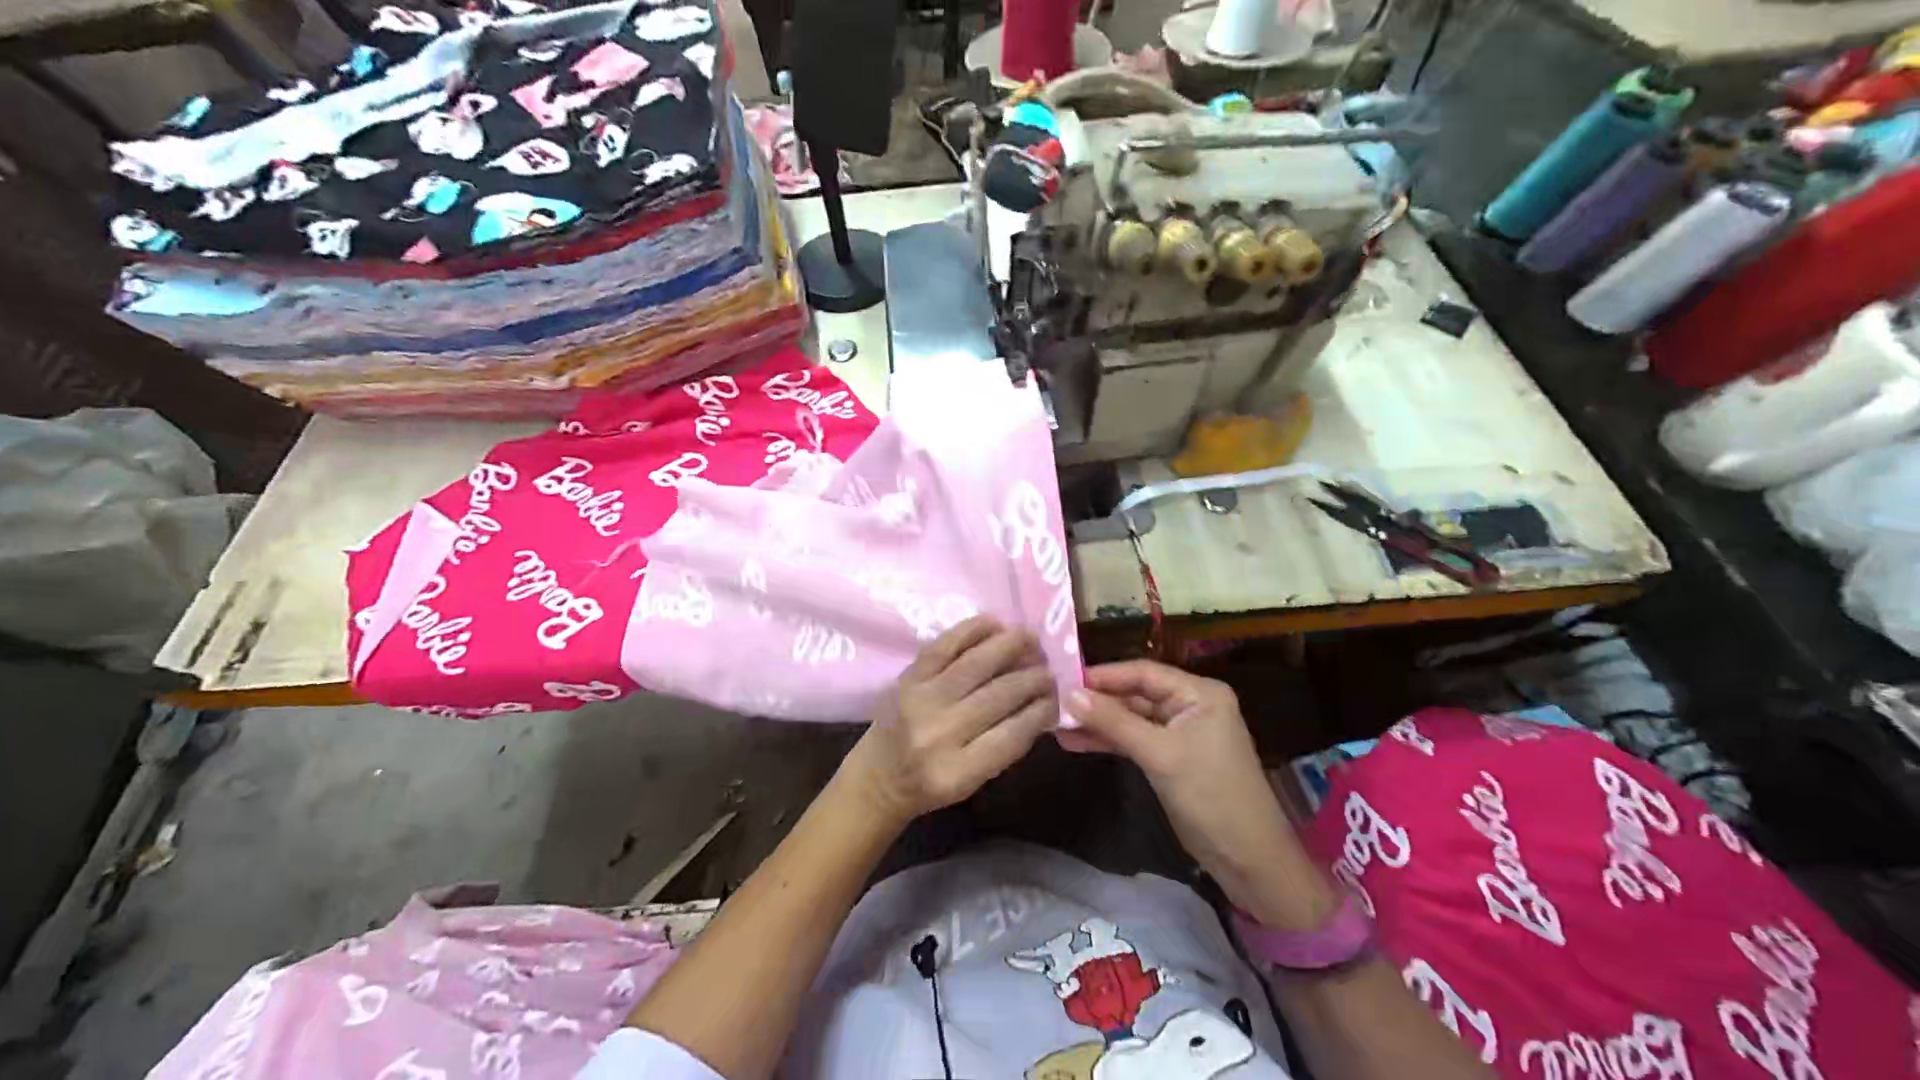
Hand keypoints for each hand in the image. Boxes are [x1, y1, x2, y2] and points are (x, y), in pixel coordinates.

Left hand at [837, 616, 1057, 829]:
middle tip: (1050, 668)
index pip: (1013, 734)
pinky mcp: (907, 678)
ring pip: (975, 665)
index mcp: (958, 772)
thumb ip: (1005, 746)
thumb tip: (1042, 704)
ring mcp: (920, 701)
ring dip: (1010, 647)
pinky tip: (995, 624)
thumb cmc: (931, 784)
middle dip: (1033, 678)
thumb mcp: (972, 781)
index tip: (1058, 697)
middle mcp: (938, 734)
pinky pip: (943, 646)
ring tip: (1031, 639)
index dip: (1042, 710)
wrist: (877, 777)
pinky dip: (971, 631)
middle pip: (999, 696)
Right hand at [1065, 661, 1335, 929]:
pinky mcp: (1170, 758)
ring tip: (1056, 725)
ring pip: (1130, 719)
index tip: (1063, 678)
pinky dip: (1108, 741)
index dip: (1103, 675)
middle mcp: (1189, 705)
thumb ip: (1114, 722)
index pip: (1143, 672)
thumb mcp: (1160, 754)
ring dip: (1097, 723)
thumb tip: (1069, 695)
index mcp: (1199, 693)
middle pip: (1134, 694)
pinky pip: (1133, 740)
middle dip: (1096, 701)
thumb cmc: (1210, 795)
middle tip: (1053, 702)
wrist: (1247, 858)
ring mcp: (1179, 733)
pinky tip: (1075, 743)